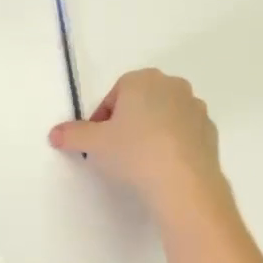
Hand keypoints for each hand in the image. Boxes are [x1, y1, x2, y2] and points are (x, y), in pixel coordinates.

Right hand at [48, 69, 234, 223]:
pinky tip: (161, 166)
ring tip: (140, 161)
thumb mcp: (94, 145)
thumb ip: (72, 135)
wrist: (183, 181)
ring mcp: (194, 106)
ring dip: (149, 131)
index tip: (98, 143)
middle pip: (140, 102)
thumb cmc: (134, 153)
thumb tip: (54, 133)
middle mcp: (172, 85)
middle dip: (126, 122)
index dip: (101, 120)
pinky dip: (170, 144)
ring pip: (162, 116)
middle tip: (116, 151)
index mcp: (142, 80)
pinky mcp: (209, 129)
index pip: (113, 95)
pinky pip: (182, 132)